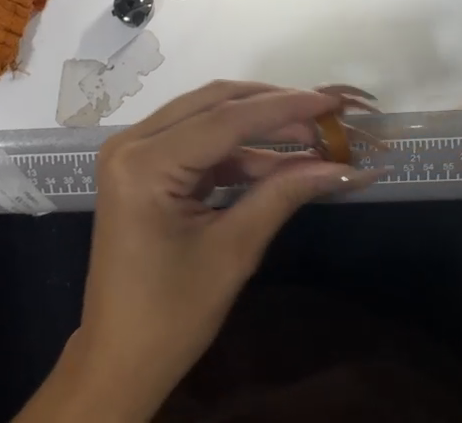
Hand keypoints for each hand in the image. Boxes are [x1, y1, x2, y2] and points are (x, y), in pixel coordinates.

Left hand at [16, 81, 375, 421]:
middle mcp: (131, 143)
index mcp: (144, 163)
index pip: (224, 119)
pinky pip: (195, 143)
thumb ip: (282, 195)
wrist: (119, 358)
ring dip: (256, 125)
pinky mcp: (141, 168)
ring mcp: (132, 154)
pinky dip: (236, 150)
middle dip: (270, 106)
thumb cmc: (171, 314)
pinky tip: (277, 159)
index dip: (283, 107)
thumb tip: (342, 166)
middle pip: (211, 105)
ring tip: (311, 136)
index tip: (331, 102)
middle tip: (324, 113)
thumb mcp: (233, 251)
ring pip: (204, 118)